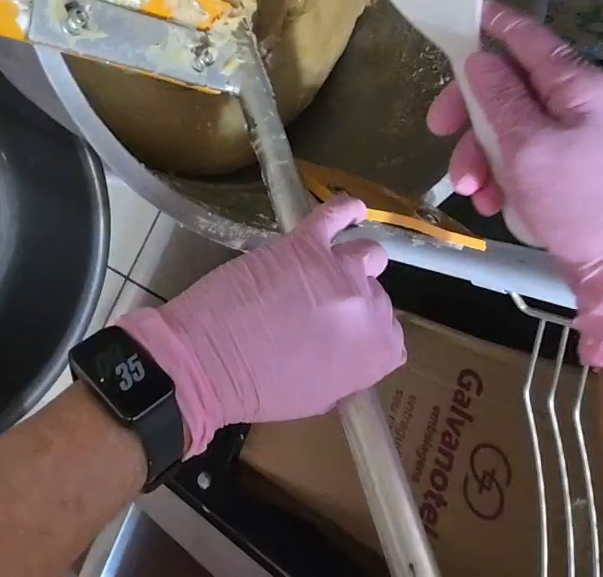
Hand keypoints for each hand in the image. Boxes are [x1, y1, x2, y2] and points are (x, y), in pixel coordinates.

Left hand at [114, 197, 403, 455]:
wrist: (211, 360)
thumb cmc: (261, 388)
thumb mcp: (321, 396)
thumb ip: (349, 366)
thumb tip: (349, 345)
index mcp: (378, 353)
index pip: (391, 332)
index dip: (366, 327)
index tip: (345, 328)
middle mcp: (369, 308)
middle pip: (376, 291)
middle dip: (353, 297)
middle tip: (321, 305)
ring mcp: (338, 271)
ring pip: (365, 253)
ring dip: (352, 260)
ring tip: (328, 266)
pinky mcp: (304, 245)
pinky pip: (334, 214)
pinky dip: (346, 208)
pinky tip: (352, 207)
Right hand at [426, 3, 602, 367]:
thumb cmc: (577, 204)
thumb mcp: (527, 147)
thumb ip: (499, 98)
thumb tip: (479, 59)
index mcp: (579, 89)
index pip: (529, 39)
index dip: (494, 23)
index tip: (462, 11)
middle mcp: (578, 104)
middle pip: (507, 87)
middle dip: (469, 114)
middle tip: (438, 132)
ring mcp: (574, 136)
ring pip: (506, 125)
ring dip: (478, 154)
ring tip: (471, 190)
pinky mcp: (567, 166)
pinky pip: (518, 154)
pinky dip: (498, 174)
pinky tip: (491, 201)